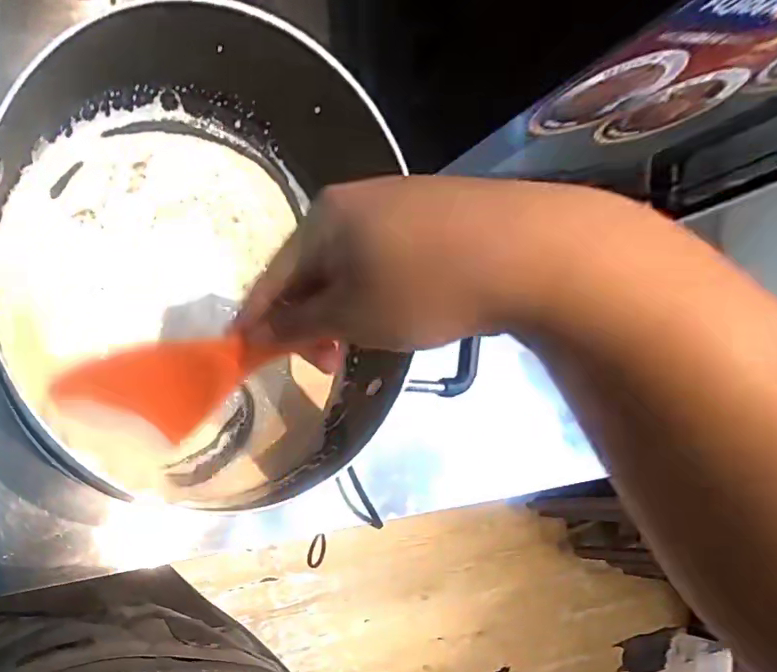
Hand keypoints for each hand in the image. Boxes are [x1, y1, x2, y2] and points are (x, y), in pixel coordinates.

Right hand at [235, 176, 635, 355]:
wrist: (529, 252)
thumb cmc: (421, 288)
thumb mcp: (348, 316)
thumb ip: (294, 327)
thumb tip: (252, 336)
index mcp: (322, 218)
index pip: (273, 278)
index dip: (258, 322)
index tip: (247, 358)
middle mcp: (353, 202)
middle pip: (311, 274)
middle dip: (310, 324)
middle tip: (326, 364)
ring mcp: (396, 204)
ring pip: (348, 271)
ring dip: (343, 315)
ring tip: (362, 346)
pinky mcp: (432, 216)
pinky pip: (382, 263)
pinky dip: (374, 297)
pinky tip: (396, 317)